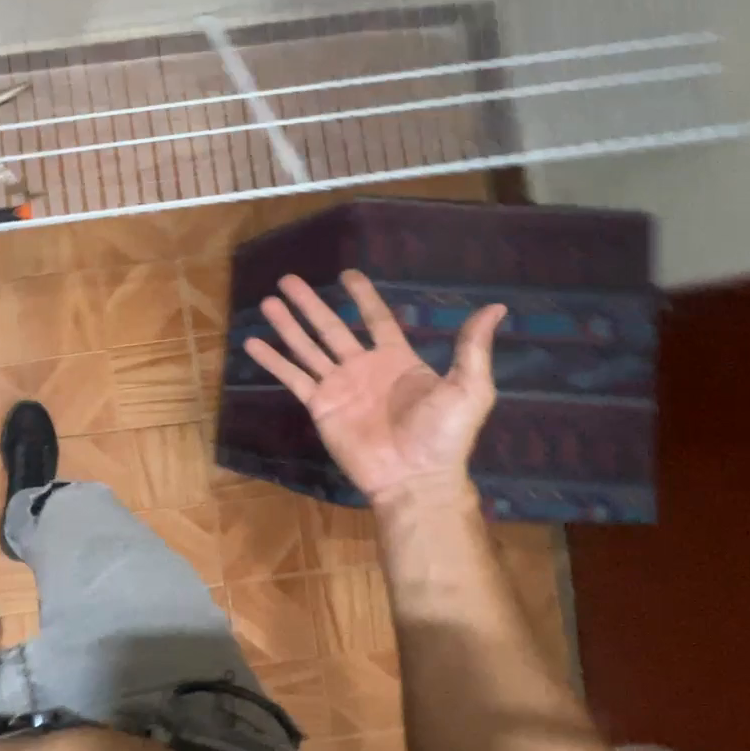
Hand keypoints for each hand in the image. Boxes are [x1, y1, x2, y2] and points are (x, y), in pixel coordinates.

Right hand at [244, 271, 505, 504]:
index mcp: (397, 360)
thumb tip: (496, 308)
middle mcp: (363, 367)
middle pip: (331, 327)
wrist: (414, 476)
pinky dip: (272, 360)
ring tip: (266, 303)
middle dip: (310, 304)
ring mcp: (338, 386)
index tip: (346, 274)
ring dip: (287, 325)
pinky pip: (292, 377)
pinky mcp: (319, 405)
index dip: (362, 296)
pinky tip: (253, 343)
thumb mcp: (470, 388)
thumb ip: (472, 348)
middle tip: (288, 280)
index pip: (376, 319)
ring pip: (307, 347)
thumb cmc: (444, 434)